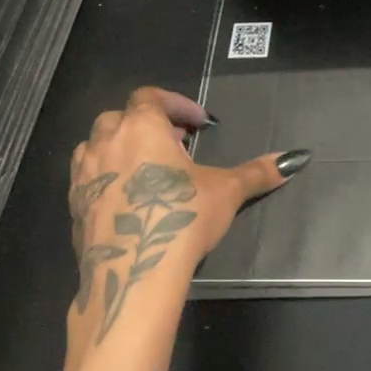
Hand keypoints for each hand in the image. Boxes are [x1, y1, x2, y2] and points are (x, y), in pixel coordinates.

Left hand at [67, 87, 308, 339]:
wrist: (132, 274)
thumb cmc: (181, 217)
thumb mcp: (226, 191)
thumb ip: (258, 172)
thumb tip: (296, 158)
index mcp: (141, 127)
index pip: (151, 96)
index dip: (177, 104)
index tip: (200, 124)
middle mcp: (106, 143)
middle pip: (119, 116)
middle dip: (147, 124)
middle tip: (176, 144)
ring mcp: (84, 176)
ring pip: (96, 146)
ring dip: (121, 149)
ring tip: (149, 170)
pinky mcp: (74, 208)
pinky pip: (87, 180)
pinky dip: (106, 179)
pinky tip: (130, 201)